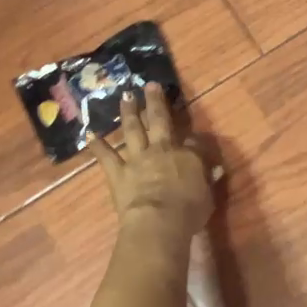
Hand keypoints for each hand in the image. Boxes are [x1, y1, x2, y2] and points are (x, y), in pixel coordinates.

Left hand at [88, 83, 214, 235]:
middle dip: (156, 102)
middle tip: (150, 84)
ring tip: (126, 96)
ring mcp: (137, 159)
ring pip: (133, 130)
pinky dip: (97, 145)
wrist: (158, 222)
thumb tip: (216, 169)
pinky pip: (106, 156)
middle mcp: (161, 150)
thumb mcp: (208, 196)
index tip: (196, 138)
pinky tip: (90, 134)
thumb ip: (208, 180)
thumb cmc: (189, 212)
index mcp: (187, 156)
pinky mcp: (118, 173)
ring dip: (129, 112)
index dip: (195, 139)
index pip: (194, 142)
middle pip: (159, 120)